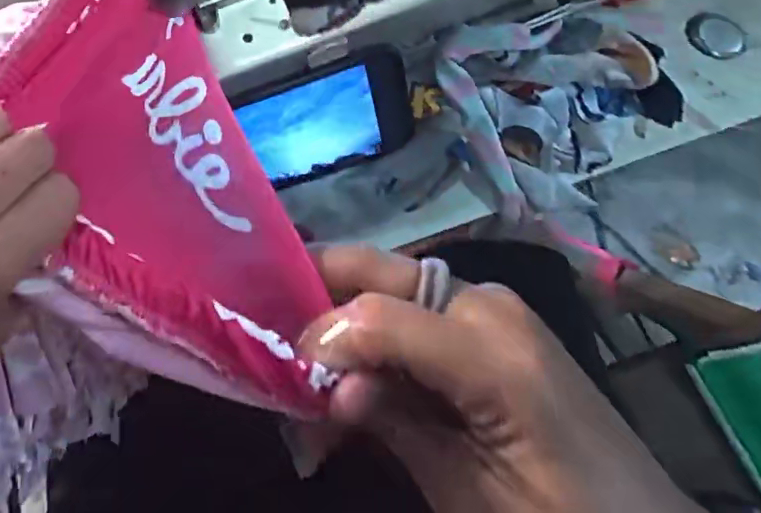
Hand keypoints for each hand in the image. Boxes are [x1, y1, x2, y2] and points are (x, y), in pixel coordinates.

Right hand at [298, 246, 696, 512]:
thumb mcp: (473, 497)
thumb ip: (396, 427)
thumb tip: (326, 386)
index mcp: (491, 347)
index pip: (381, 312)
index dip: (323, 334)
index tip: (283, 371)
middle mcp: (486, 303)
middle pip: (381, 270)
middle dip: (319, 286)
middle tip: (269, 323)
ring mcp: (490, 306)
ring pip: (391, 284)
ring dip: (342, 312)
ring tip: (305, 358)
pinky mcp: (490, 321)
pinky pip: (416, 308)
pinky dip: (376, 329)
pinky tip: (353, 366)